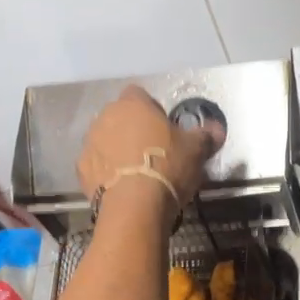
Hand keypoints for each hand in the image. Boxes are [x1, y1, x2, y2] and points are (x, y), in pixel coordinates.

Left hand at [77, 86, 225, 216]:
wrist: (135, 205)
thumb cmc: (167, 167)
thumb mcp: (195, 151)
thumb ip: (204, 136)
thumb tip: (217, 129)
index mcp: (133, 104)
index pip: (140, 95)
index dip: (152, 111)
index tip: (165, 130)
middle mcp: (105, 117)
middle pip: (120, 118)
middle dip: (133, 131)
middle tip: (153, 154)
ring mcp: (90, 143)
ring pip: (106, 141)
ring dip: (118, 152)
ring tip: (137, 174)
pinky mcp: (82, 170)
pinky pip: (97, 166)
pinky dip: (107, 174)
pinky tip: (123, 188)